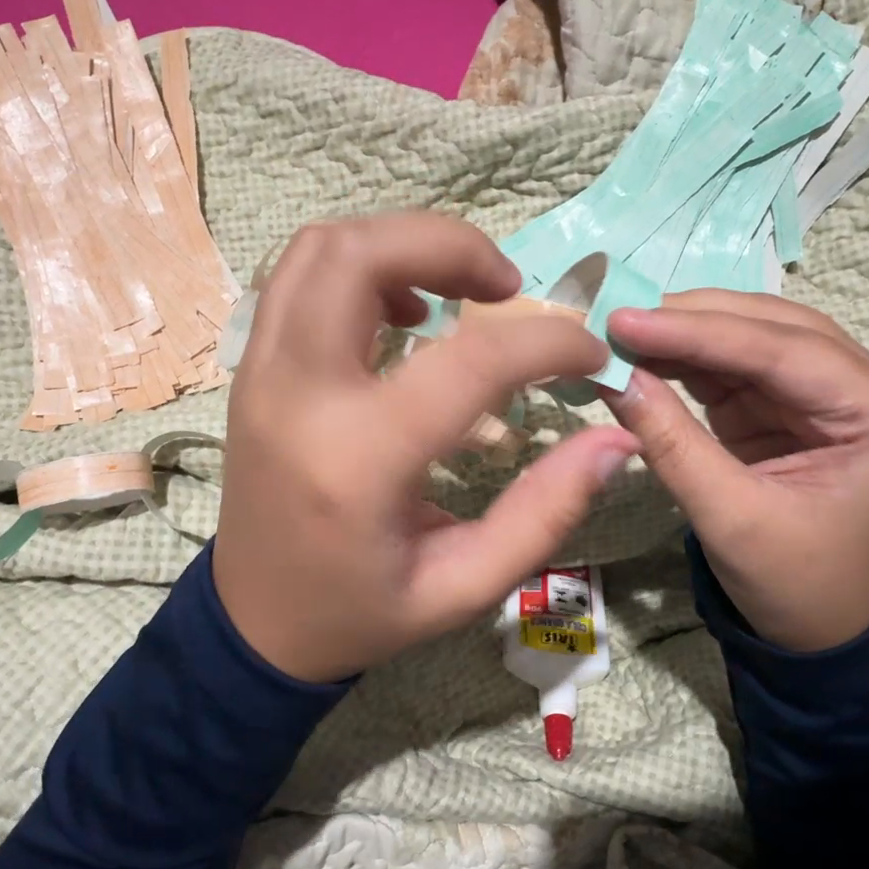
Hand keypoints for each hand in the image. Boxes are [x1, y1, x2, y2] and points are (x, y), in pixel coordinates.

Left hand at [214, 213, 641, 682]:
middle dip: (449, 244)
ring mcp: (261, 373)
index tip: (586, 352)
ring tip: (456, 292)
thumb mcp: (463, 587)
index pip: (469, 359)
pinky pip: (298, 278)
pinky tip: (402, 313)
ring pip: (320, 249)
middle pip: (360, 254)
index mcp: (359, 459)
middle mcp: (298, 395)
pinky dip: (358, 267)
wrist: (254, 624)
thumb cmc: (361, 611)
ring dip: (399, 244)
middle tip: (506, 287)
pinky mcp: (252, 370)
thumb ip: (544, 514)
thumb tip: (615, 441)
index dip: (546, 342)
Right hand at [603, 290, 868, 651]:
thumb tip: (611, 377)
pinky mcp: (778, 405)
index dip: (698, 331)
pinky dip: (680, 359)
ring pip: (745, 337)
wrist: (811, 627)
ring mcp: (816, 391)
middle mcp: (856, 385)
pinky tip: (639, 352)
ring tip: (618, 329)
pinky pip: (726, 367)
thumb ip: (673, 443)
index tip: (626, 319)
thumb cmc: (791, 581)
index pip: (781, 350)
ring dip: (682, 332)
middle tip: (615, 315)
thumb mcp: (731, 517)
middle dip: (691, 320)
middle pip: (769, 328)